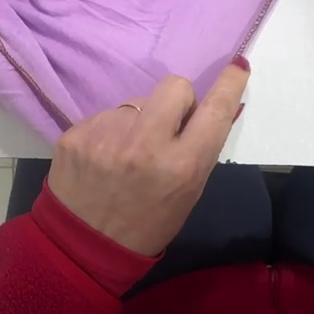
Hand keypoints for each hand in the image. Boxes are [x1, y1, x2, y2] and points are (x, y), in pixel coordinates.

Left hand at [47, 61, 249, 255]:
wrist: (81, 247)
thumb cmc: (148, 225)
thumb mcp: (187, 194)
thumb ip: (198, 151)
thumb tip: (210, 109)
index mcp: (181, 166)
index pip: (215, 110)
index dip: (229, 84)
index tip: (237, 67)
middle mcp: (145, 145)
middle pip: (174, 86)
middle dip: (177, 100)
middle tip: (168, 126)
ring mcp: (106, 137)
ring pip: (136, 103)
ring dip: (138, 121)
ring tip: (126, 155)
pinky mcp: (76, 134)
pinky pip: (106, 116)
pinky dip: (110, 132)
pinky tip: (102, 159)